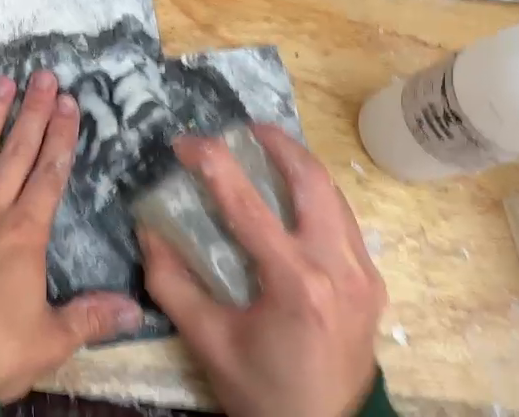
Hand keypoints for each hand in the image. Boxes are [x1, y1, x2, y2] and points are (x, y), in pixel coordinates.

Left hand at [0, 71, 143, 401]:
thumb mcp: (50, 341)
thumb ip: (92, 317)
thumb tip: (138, 309)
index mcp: (25, 234)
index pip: (49, 173)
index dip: (61, 135)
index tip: (69, 101)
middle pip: (16, 152)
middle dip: (33, 112)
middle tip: (43, 75)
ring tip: (1, 82)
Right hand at [141, 125, 386, 416]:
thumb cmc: (262, 390)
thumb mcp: (206, 339)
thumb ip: (170, 280)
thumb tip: (148, 226)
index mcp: (295, 283)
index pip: (246, 202)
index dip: (210, 161)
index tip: (183, 144)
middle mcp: (337, 268)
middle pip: (311, 179)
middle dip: (275, 142)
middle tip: (242, 127)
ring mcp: (362, 273)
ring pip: (333, 192)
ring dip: (298, 163)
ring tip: (266, 148)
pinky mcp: (371, 281)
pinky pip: (343, 218)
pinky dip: (315, 192)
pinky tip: (290, 193)